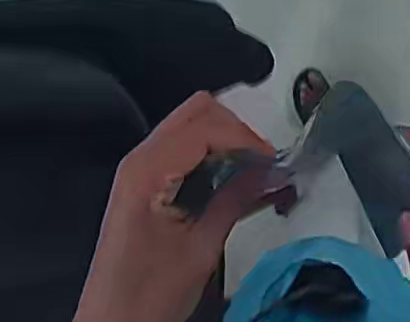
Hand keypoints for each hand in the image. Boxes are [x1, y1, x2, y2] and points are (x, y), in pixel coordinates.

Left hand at [74, 92, 275, 321]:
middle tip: (260, 158)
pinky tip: (229, 173)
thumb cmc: (146, 299)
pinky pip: (182, 143)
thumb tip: (264, 172)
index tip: (269, 157)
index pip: (204, 127)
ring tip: (251, 166)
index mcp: (148, 170)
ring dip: (224, 135)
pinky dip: (210, 148)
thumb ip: (233, 201)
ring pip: (190, 121)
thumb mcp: (200, 252)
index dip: (243, 137)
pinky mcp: (144, 177)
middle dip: (234, 127)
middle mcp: (140, 157)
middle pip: (196, 110)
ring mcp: (140, 164)